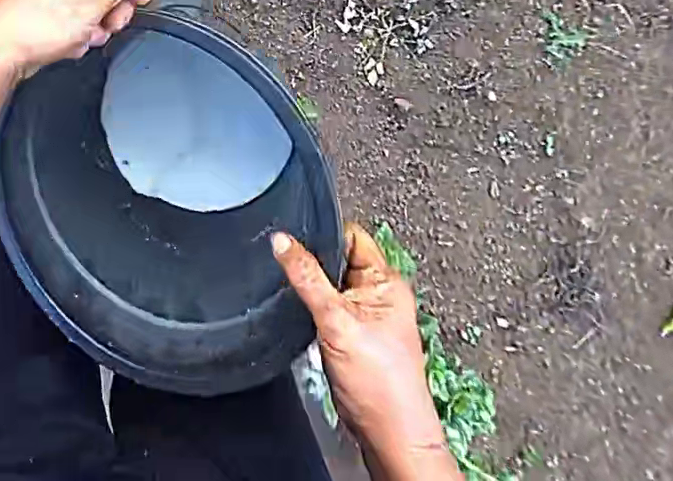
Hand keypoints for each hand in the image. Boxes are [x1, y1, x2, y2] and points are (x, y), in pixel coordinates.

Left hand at [0, 0, 152, 84]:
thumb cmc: (37, 25)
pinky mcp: (45, 12)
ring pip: (93, 5)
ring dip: (98, 24)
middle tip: (112, 22)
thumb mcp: (93, 2)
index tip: (138, 0)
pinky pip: (75, 19)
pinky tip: (72, 43)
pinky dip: (79, 33)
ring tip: (88, 35)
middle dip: (116, 6)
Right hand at [273, 224, 456, 480]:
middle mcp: (380, 294)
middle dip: (316, 264)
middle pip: (339, 260)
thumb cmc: (380, 385)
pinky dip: (316, 310)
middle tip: (297, 272)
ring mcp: (368, 316)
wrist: (389, 438)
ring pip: (332, 285)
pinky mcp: (355, 336)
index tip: (298, 236)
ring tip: (303, 299)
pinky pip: (330, 308)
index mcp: (386, 280)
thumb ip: (307, 278)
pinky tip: (307, 318)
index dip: (325, 234)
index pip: (352, 236)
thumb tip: (283, 241)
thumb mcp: (336, 321)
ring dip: (316, 290)